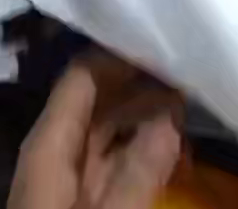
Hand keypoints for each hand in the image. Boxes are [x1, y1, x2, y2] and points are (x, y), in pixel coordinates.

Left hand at [9, 59, 182, 208]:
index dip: (119, 56)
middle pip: (96, 100)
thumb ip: (140, 171)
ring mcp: (66, 180)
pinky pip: (110, 164)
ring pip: (106, 132)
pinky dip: (140, 152)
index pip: (83, 76)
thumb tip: (171, 115)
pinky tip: (171, 150)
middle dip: (140, 85)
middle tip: (186, 73)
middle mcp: (55, 150)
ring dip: (144, 118)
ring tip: (187, 106)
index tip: (161, 44)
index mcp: (50, 142)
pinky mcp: (79, 205)